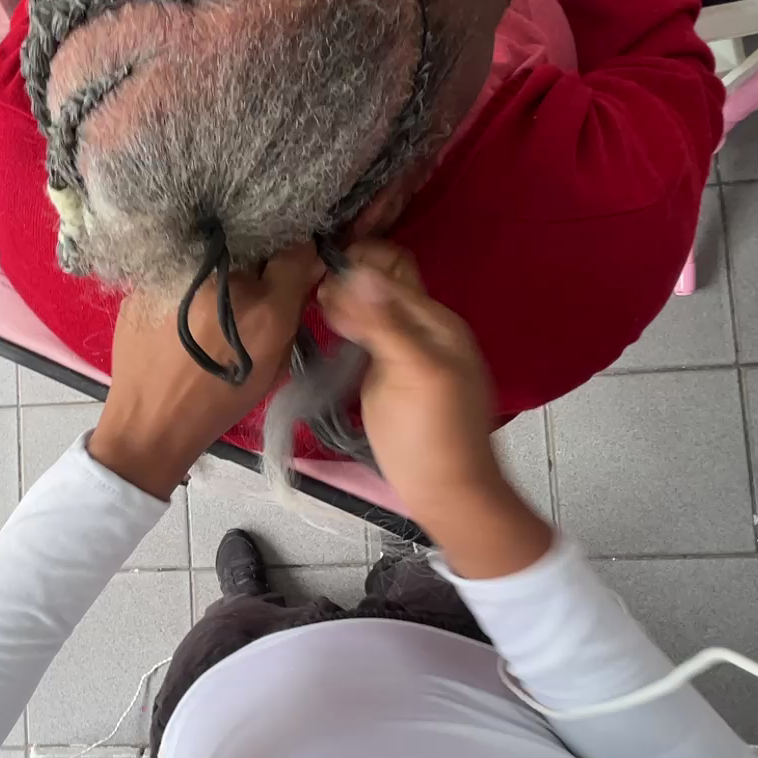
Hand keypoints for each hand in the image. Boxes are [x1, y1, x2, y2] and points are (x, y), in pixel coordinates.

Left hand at [91, 246, 325, 498]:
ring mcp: (182, 271)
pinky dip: (187, 272)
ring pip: (215, 246)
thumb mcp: (272, 368)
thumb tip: (307, 270)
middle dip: (259, 257)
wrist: (150, 421)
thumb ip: (294, 315)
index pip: (297, 250)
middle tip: (249, 282)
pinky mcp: (148, 275)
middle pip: (255, 242)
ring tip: (212, 290)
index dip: (297, 256)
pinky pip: (179, 259)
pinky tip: (182, 297)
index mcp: (265, 309)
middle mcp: (225, 279)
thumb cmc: (217, 402)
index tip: (290, 266)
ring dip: (221, 261)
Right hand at [317, 243, 552, 577]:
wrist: (446, 493)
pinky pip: (371, 336)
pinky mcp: (392, 376)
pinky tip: (328, 330)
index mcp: (436, 322)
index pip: (393, 270)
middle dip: (349, 280)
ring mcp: (408, 353)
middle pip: (383, 286)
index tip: (318, 273)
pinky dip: (350, 326)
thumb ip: (385, 321)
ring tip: (314, 307)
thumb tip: (357, 270)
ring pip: (374, 310)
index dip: (357, 264)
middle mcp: (424, 329)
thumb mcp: (411, 372)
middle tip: (311, 294)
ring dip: (346, 302)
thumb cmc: (430, 435)